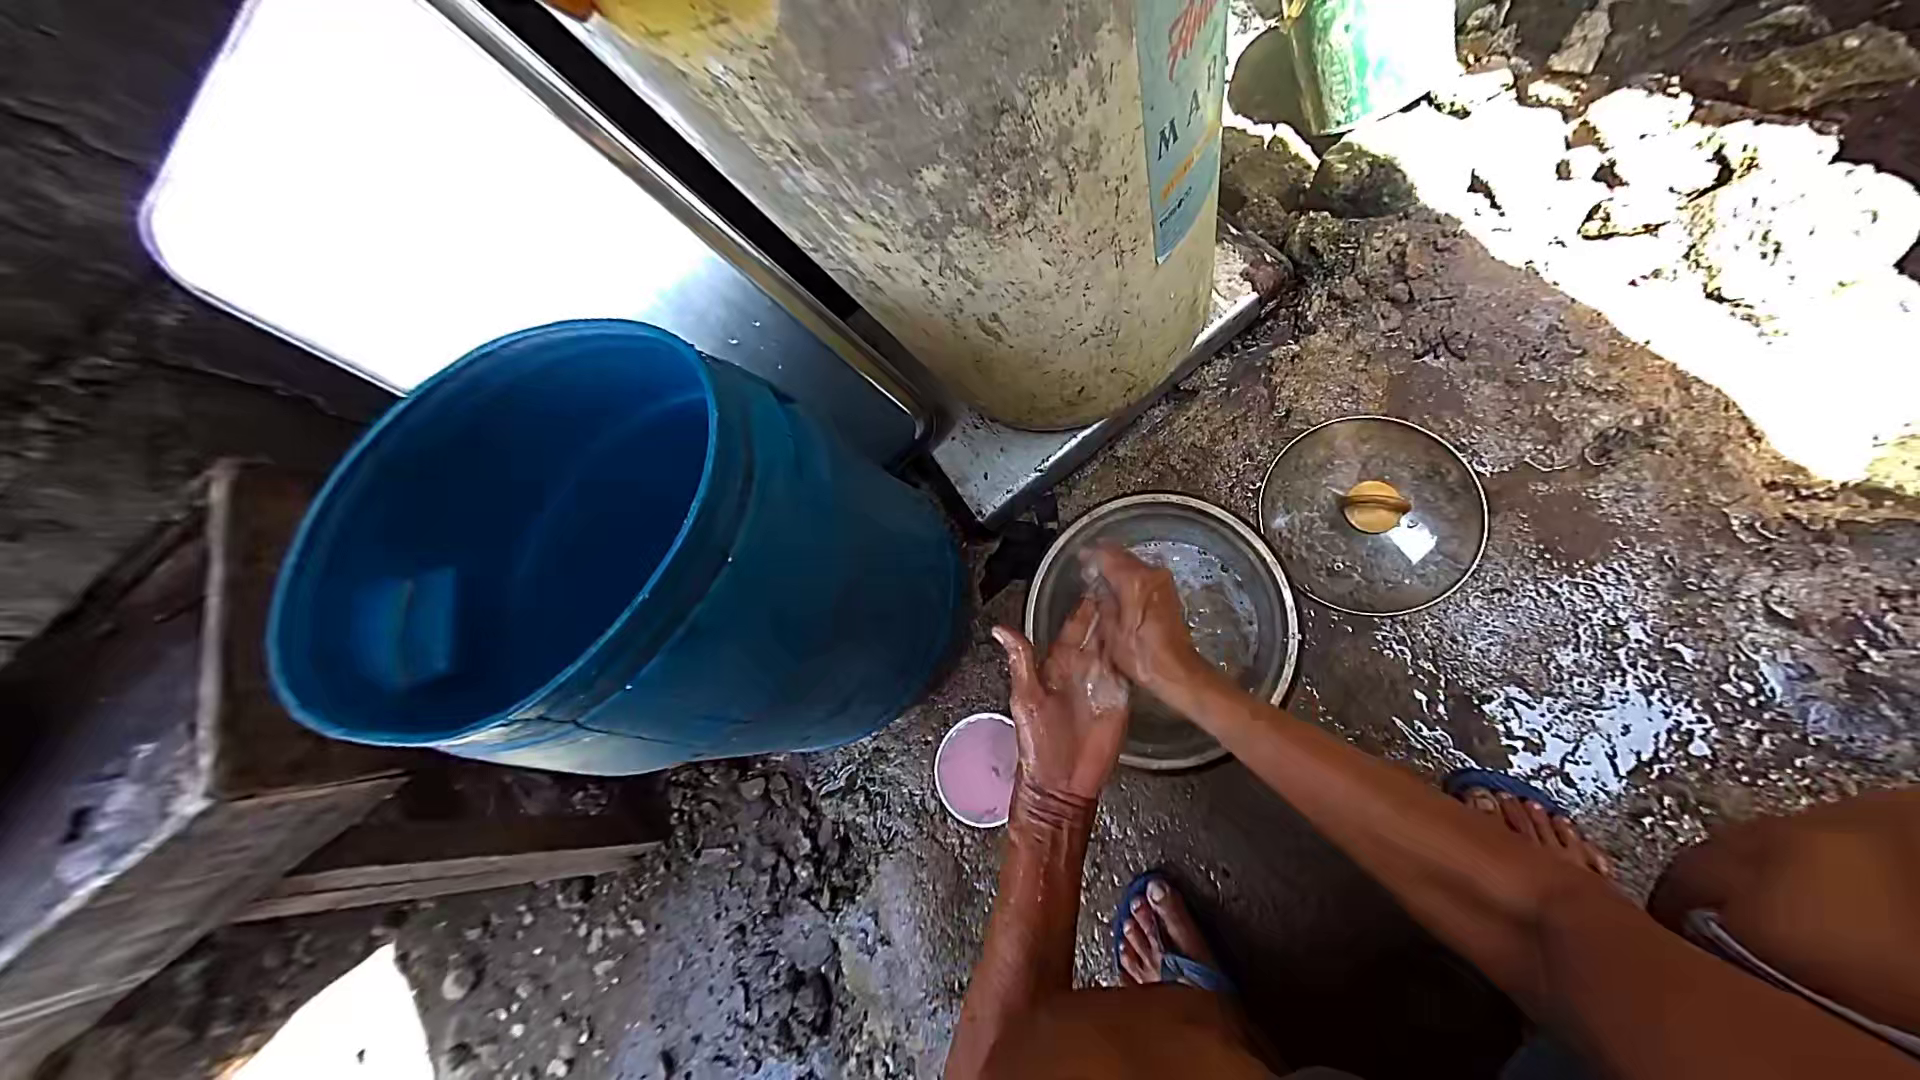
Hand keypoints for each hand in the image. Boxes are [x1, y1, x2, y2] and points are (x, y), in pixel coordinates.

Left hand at [991, 596, 1129, 810]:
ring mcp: (1104, 682)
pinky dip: (1137, 653)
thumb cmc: (1038, 741)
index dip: (1083, 608)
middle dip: (1109, 609)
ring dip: (1125, 626)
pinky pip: (1130, 671)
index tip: (1094, 581)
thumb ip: (1021, 660)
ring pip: (1116, 647)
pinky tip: (1147, 634)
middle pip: (1098, 632)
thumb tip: (1000, 628)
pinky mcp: (1121, 698)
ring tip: (1139, 600)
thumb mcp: (1026, 697)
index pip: (1073, 628)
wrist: (1062, 781)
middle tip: (1123, 581)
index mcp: (1057, 664)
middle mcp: (1082, 668)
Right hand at [1081, 542, 1208, 693]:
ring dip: (1118, 567)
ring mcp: (1164, 583)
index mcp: (1134, 582)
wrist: (1176, 671)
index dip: (1090, 554)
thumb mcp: (1111, 632)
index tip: (1079, 557)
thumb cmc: (1142, 656)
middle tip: (1087, 566)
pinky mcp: (1169, 593)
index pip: (1108, 556)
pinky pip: (1144, 575)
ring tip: (1101, 577)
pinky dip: (1130, 577)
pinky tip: (1119, 588)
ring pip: (1135, 564)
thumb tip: (1100, 591)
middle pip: (1123, 556)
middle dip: (1104, 559)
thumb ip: (1104, 604)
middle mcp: (1152, 575)